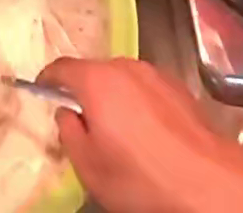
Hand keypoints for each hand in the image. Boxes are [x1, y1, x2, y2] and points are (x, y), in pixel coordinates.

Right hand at [39, 58, 242, 212]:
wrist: (202, 177)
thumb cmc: (138, 176)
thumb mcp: (89, 167)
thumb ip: (69, 133)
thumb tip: (67, 113)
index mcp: (97, 80)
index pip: (63, 67)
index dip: (48, 78)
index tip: (40, 89)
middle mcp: (124, 66)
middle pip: (94, 70)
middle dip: (84, 90)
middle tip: (81, 121)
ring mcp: (153, 72)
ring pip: (121, 78)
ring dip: (113, 95)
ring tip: (116, 130)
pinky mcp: (176, 84)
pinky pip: (145, 86)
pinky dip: (137, 100)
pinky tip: (145, 131)